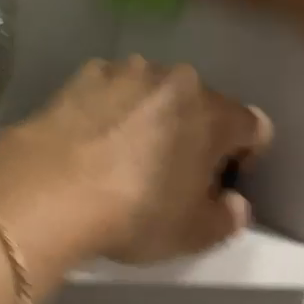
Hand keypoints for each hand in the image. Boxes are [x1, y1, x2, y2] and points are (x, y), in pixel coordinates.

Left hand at [0, 56, 271, 276]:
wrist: (51, 186)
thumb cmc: (135, 211)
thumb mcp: (192, 234)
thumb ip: (226, 217)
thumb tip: (233, 203)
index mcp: (212, 113)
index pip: (252, 125)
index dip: (246, 154)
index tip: (223, 180)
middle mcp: (175, 79)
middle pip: (200, 103)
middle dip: (196, 131)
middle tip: (174, 172)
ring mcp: (127, 70)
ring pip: (155, 91)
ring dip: (152, 114)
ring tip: (126, 152)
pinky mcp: (85, 72)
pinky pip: (113, 88)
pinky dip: (111, 106)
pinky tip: (93, 137)